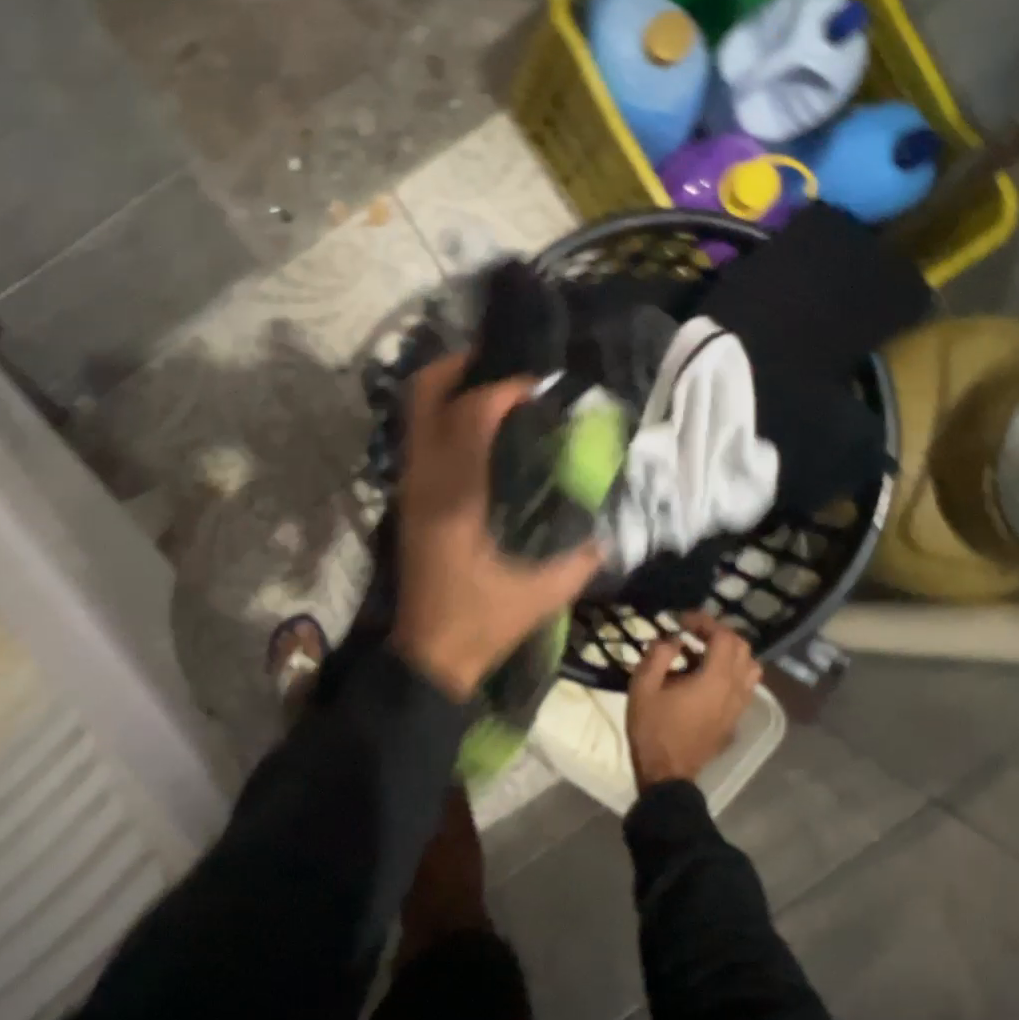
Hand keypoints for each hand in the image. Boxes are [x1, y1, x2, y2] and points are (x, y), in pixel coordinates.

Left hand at [391, 355, 602, 698]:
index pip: (470, 415)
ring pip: (417, 415)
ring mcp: (410, 488)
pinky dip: (448, 419)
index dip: (504, 389)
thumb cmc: (484, 623)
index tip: (539, 388)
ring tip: (497, 392)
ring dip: (453, 390)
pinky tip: (483, 433)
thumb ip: (582, 551)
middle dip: (461, 367)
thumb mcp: (544, 590)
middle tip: (502, 365)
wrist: (429, 654)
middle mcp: (424, 481)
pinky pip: (423, 439)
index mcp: (456, 498)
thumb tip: (609, 516)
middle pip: (424, 395)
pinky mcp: (409, 500)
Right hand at [626, 612, 761, 789]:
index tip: (681, 620)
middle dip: (719, 634)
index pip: (723, 637)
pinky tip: (705, 678)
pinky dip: (731, 672)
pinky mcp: (735, 718)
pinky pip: (744, 686)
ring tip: (704, 653)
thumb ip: (658, 655)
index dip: (704, 621)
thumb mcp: (643, 687)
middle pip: (742, 648)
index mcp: (715, 679)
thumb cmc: (653, 729)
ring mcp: (739, 706)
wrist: (667, 774)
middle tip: (692, 632)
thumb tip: (673, 640)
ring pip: (750, 668)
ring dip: (730, 653)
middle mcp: (735, 689)